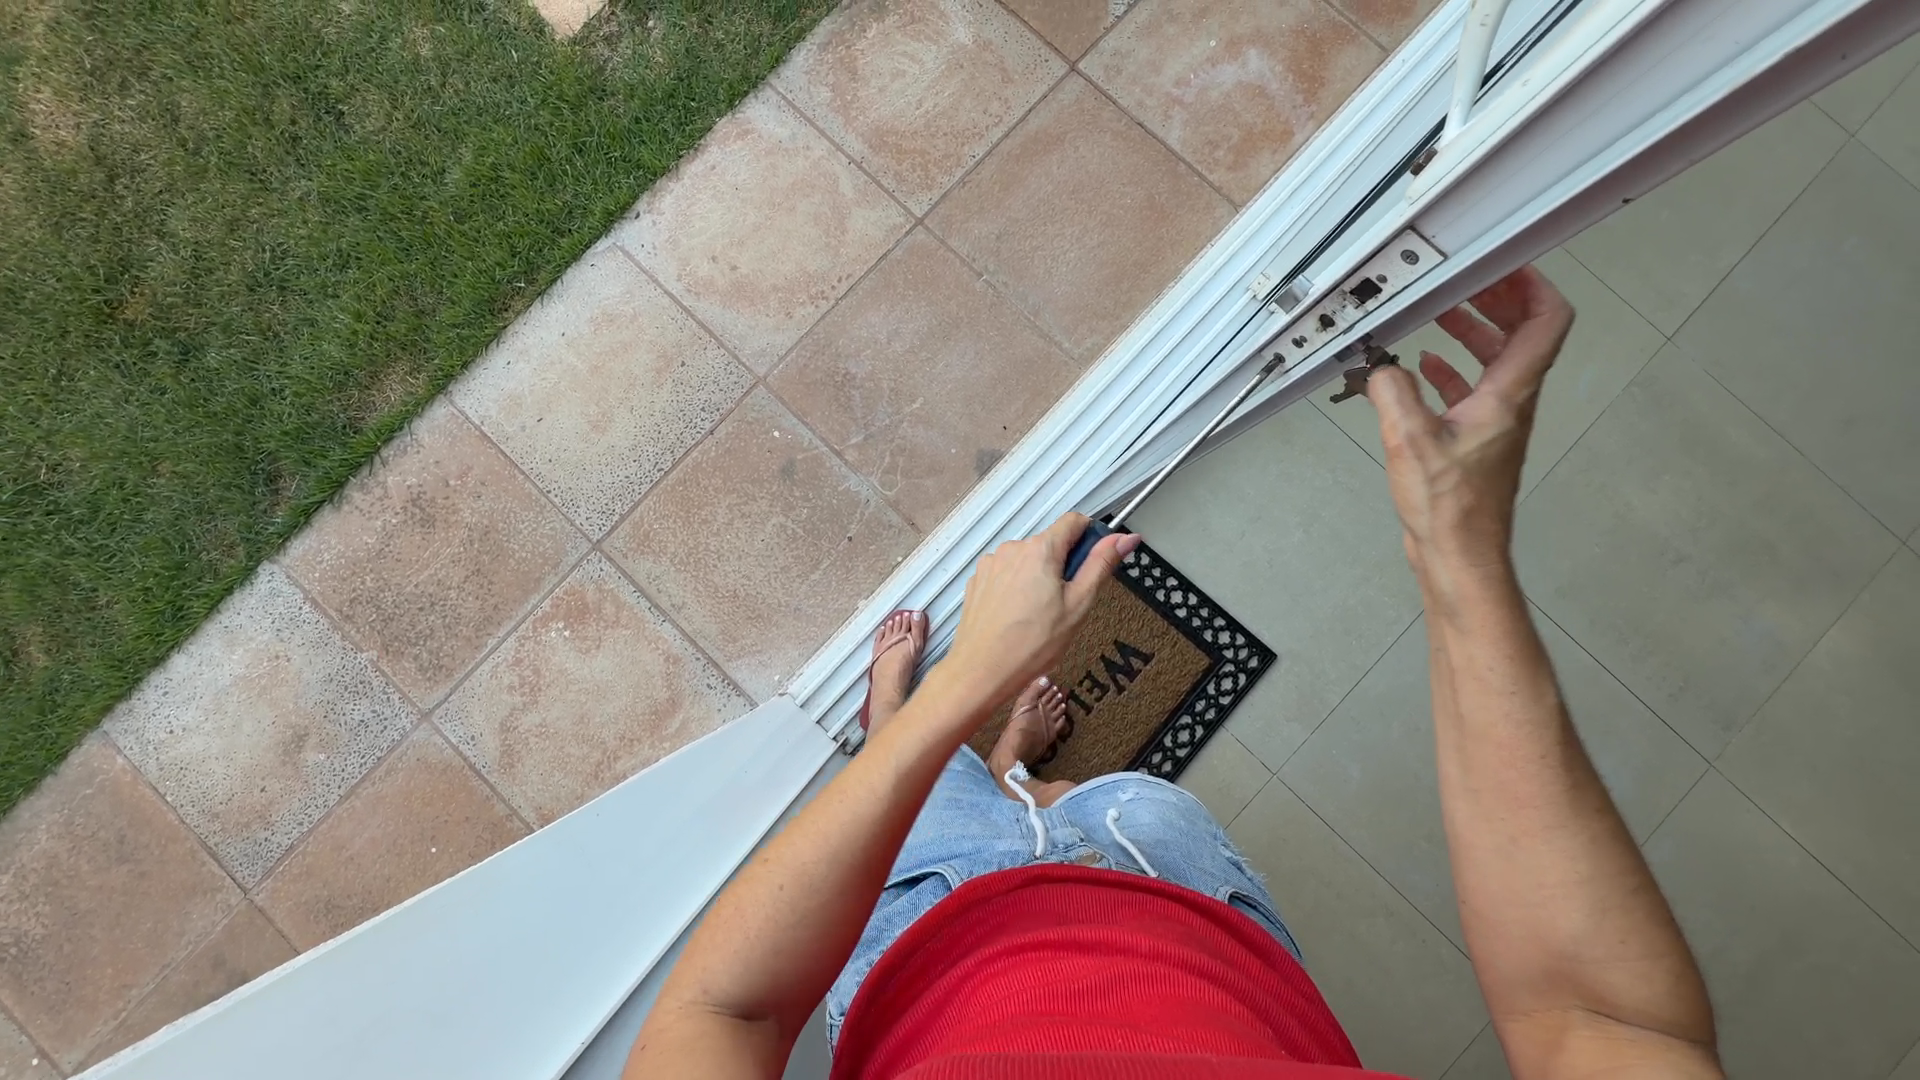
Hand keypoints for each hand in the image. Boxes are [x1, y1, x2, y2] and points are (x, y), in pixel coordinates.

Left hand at [938, 513, 1139, 714]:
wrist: (982, 670)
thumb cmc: (1031, 644)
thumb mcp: (1078, 604)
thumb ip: (1101, 565)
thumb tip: (1125, 538)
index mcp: (1040, 550)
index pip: (1074, 521)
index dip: (1089, 537)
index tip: (1093, 562)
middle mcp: (1012, 549)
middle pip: (1049, 543)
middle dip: (1063, 565)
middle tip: (1066, 603)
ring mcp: (992, 564)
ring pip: (1027, 560)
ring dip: (1038, 577)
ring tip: (1038, 615)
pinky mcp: (978, 580)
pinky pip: (1007, 574)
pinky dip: (1016, 587)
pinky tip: (1017, 616)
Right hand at [1367, 265, 1572, 592]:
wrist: (1457, 551)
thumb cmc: (1447, 503)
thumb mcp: (1410, 440)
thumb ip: (1393, 393)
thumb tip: (1380, 366)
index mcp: (1509, 394)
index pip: (1544, 322)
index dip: (1531, 286)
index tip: (1502, 265)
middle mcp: (1510, 403)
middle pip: (1520, 336)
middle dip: (1493, 302)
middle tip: (1461, 283)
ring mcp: (1493, 422)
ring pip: (1493, 362)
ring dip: (1470, 334)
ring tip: (1436, 316)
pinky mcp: (1471, 441)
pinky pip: (1469, 391)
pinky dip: (1449, 372)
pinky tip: (1421, 370)